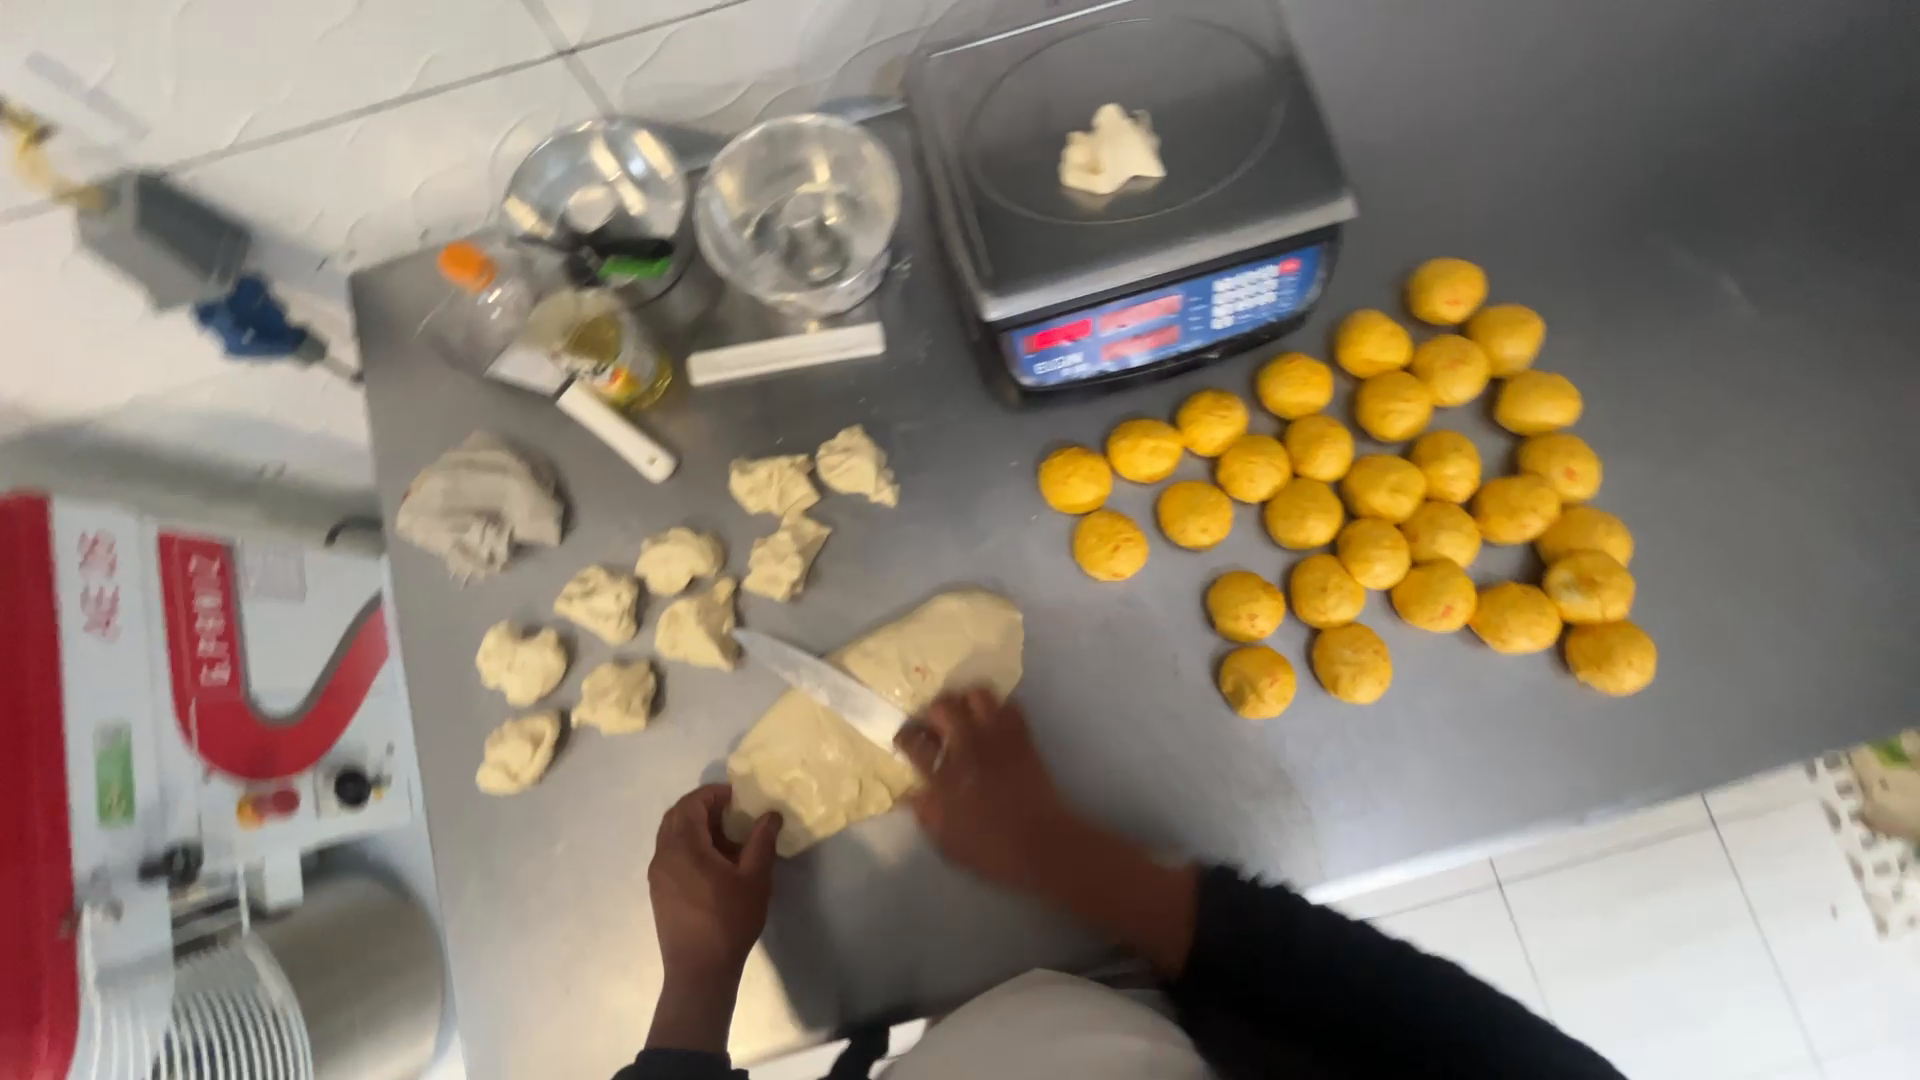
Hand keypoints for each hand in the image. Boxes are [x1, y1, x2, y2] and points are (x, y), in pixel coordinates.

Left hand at [648, 784, 779, 985]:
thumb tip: (770, 814)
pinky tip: (716, 862)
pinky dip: (691, 845)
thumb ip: (762, 840)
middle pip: (677, 816)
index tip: (739, 798)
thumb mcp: (754, 877)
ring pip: (672, 835)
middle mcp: (663, 856)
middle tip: (734, 811)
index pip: (691, 804)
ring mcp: (658, 876)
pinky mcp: (660, 892)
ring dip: (697, 827)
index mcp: (683, 847)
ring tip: (729, 837)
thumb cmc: (729, 921)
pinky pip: (671, 854)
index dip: (714, 794)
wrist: (699, 972)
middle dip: (704, 807)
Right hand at [898, 690, 1199, 975]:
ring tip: (966, 715)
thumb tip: (911, 792)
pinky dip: (1000, 709)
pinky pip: (1010, 706)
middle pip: (943, 707)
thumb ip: (925, 812)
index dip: (905, 736)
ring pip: (977, 695)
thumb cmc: (992, 849)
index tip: (906, 739)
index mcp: (944, 776)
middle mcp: (968, 748)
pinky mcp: (1022, 737)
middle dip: (934, 710)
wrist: (1042, 844)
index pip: (913, 741)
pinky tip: (995, 723)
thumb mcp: (947, 842)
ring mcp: (997, 738)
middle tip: (936, 723)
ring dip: (967, 701)